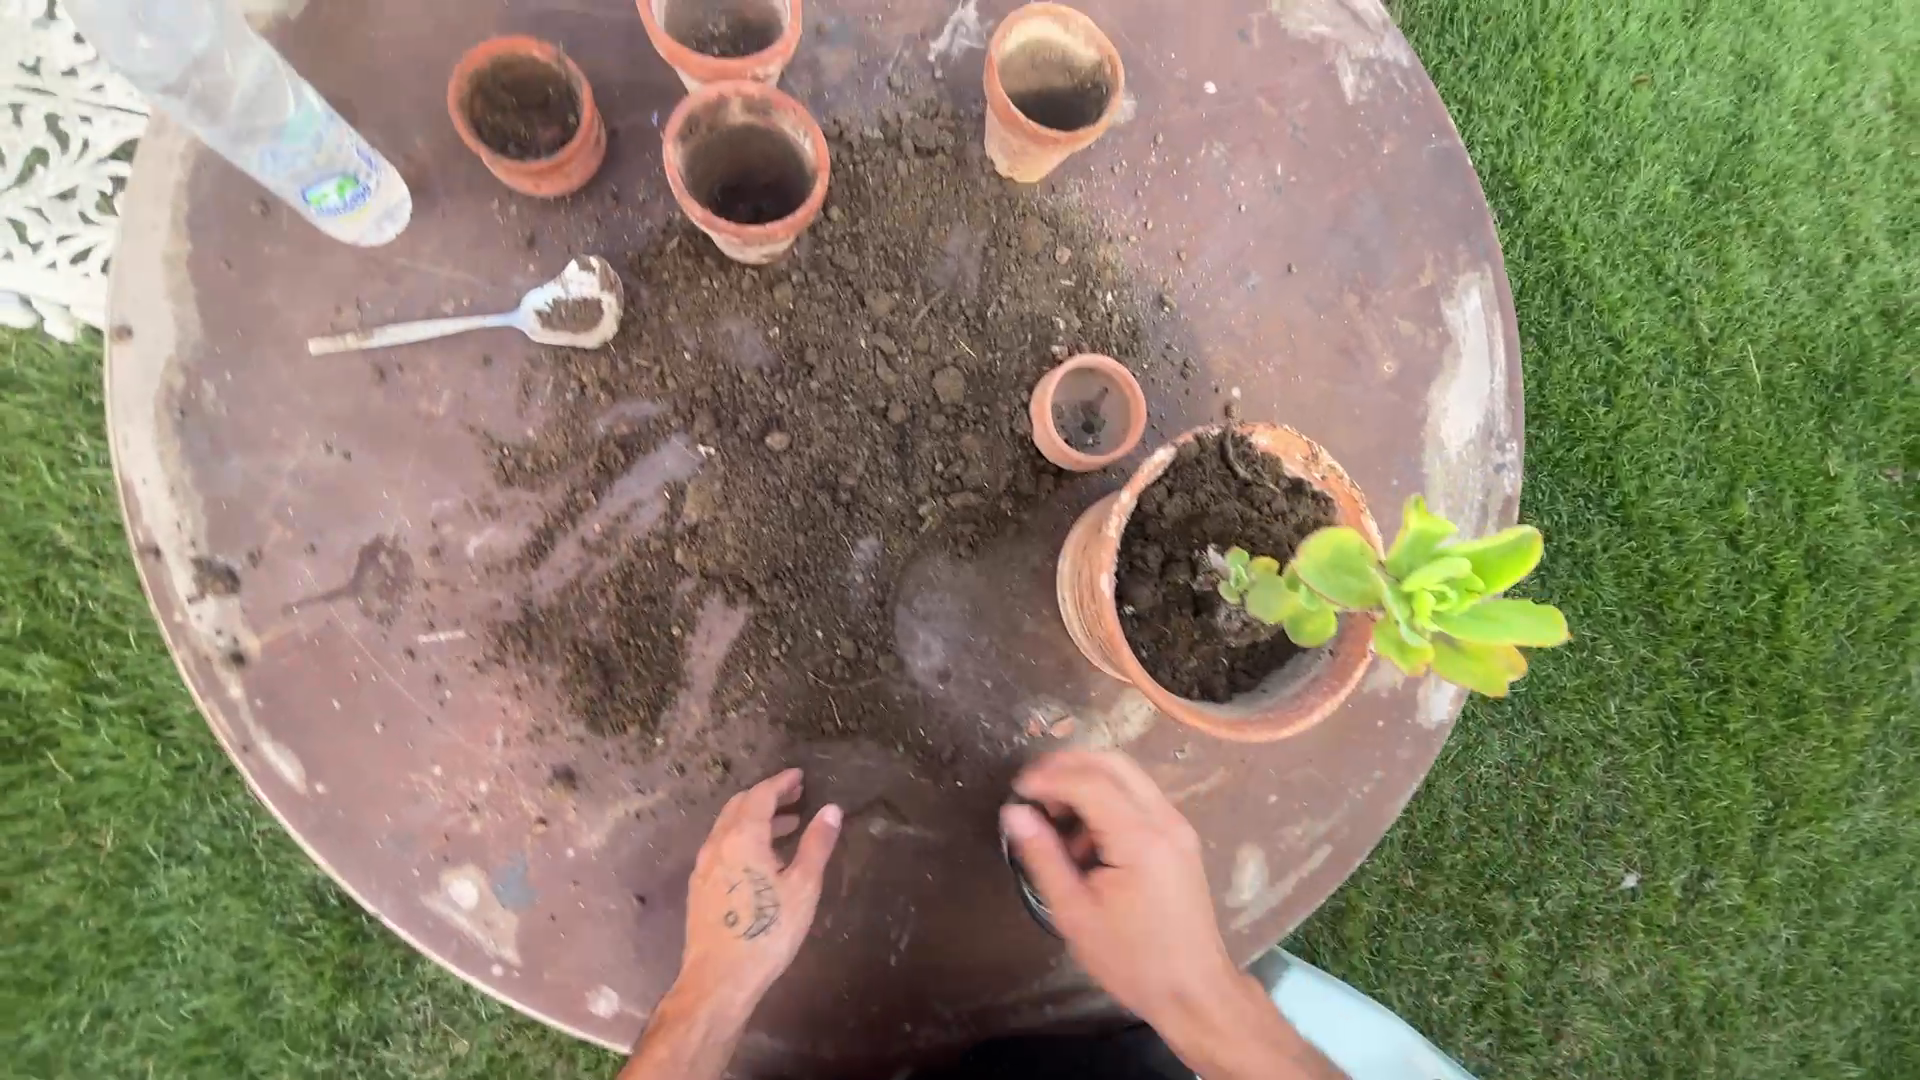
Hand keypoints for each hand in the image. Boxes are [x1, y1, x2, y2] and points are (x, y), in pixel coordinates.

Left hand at [676, 768, 842, 1010]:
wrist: (717, 983)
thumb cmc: (766, 932)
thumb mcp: (803, 887)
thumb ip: (816, 844)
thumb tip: (831, 809)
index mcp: (742, 837)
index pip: (761, 795)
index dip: (781, 782)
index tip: (799, 776)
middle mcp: (718, 843)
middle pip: (740, 805)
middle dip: (768, 795)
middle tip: (794, 795)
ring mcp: (704, 866)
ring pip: (729, 826)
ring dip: (756, 817)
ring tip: (786, 825)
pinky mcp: (699, 888)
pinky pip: (722, 845)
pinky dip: (743, 836)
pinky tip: (761, 858)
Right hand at [1000, 750, 1242, 1031]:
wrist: (1197, 994)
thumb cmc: (1133, 961)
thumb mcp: (1075, 914)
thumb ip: (1043, 856)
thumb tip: (1014, 813)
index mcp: (1140, 839)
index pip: (1089, 781)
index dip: (1048, 777)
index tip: (1018, 790)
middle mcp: (1164, 820)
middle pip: (1112, 762)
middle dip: (1067, 764)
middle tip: (1034, 786)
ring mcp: (1176, 825)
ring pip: (1127, 774)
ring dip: (1086, 779)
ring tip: (1056, 815)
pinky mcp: (1178, 835)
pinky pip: (1137, 796)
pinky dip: (1106, 798)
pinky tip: (1085, 835)